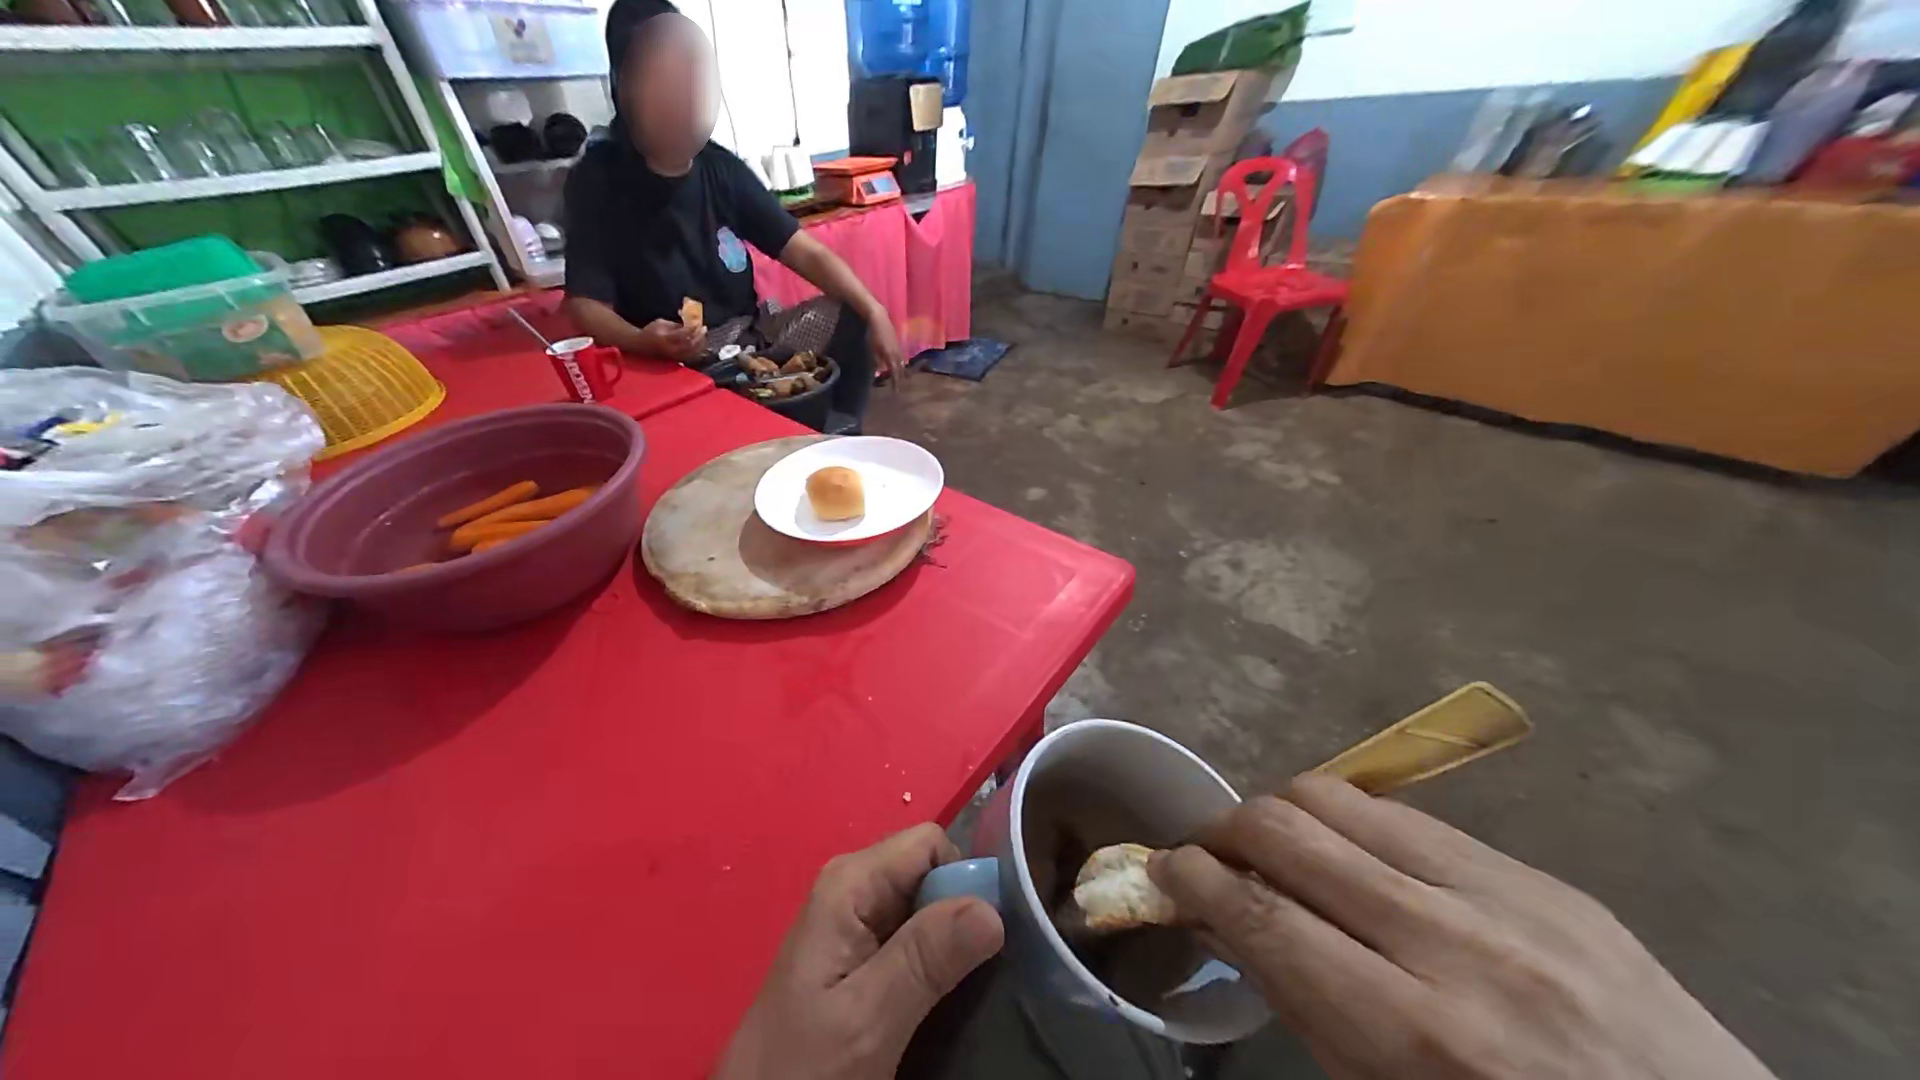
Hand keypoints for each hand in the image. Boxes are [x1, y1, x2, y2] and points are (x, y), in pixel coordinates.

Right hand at [632, 318, 706, 362]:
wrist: (641, 345)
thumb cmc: (650, 331)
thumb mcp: (661, 323)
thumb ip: (676, 325)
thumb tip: (690, 324)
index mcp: (666, 338)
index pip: (684, 334)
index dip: (693, 329)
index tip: (699, 323)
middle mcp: (672, 349)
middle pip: (691, 344)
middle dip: (699, 336)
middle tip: (704, 329)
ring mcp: (675, 356)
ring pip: (693, 352)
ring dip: (701, 344)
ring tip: (704, 336)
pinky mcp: (677, 360)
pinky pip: (691, 357)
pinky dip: (698, 350)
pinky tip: (701, 345)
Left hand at [713, 824, 1003, 1079]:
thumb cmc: (803, 1069)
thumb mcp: (866, 1020)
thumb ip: (924, 959)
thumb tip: (991, 907)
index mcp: (850, 882)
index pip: (931, 844)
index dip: (962, 883)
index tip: (979, 943)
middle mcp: (854, 886)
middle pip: (930, 871)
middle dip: (958, 915)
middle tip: (969, 977)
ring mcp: (856, 919)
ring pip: (926, 906)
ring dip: (948, 945)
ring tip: (957, 993)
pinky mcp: (860, 952)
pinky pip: (914, 935)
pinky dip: (933, 961)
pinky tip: (935, 999)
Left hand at [865, 313, 906, 382]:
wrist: (879, 318)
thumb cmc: (873, 333)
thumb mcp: (873, 348)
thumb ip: (877, 360)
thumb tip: (879, 372)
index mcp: (890, 355)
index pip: (895, 373)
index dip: (895, 383)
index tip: (896, 392)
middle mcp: (897, 353)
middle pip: (900, 369)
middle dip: (900, 378)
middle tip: (899, 387)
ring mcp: (898, 347)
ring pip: (901, 363)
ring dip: (901, 371)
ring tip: (900, 378)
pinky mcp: (897, 343)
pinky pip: (900, 357)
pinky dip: (900, 363)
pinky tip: (899, 365)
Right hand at [1150, 775, 1775, 1079]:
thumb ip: (1303, 1006)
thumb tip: (1229, 921)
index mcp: (1419, 1032)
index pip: (1261, 914)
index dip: (1191, 877)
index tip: (1163, 868)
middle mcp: (1458, 942)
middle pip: (1287, 827)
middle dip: (1222, 829)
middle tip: (1208, 851)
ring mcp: (1511, 895)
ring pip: (1337, 796)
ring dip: (1278, 811)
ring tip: (1270, 843)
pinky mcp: (1545, 875)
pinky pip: (1406, 817)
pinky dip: (1350, 827)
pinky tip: (1353, 859)